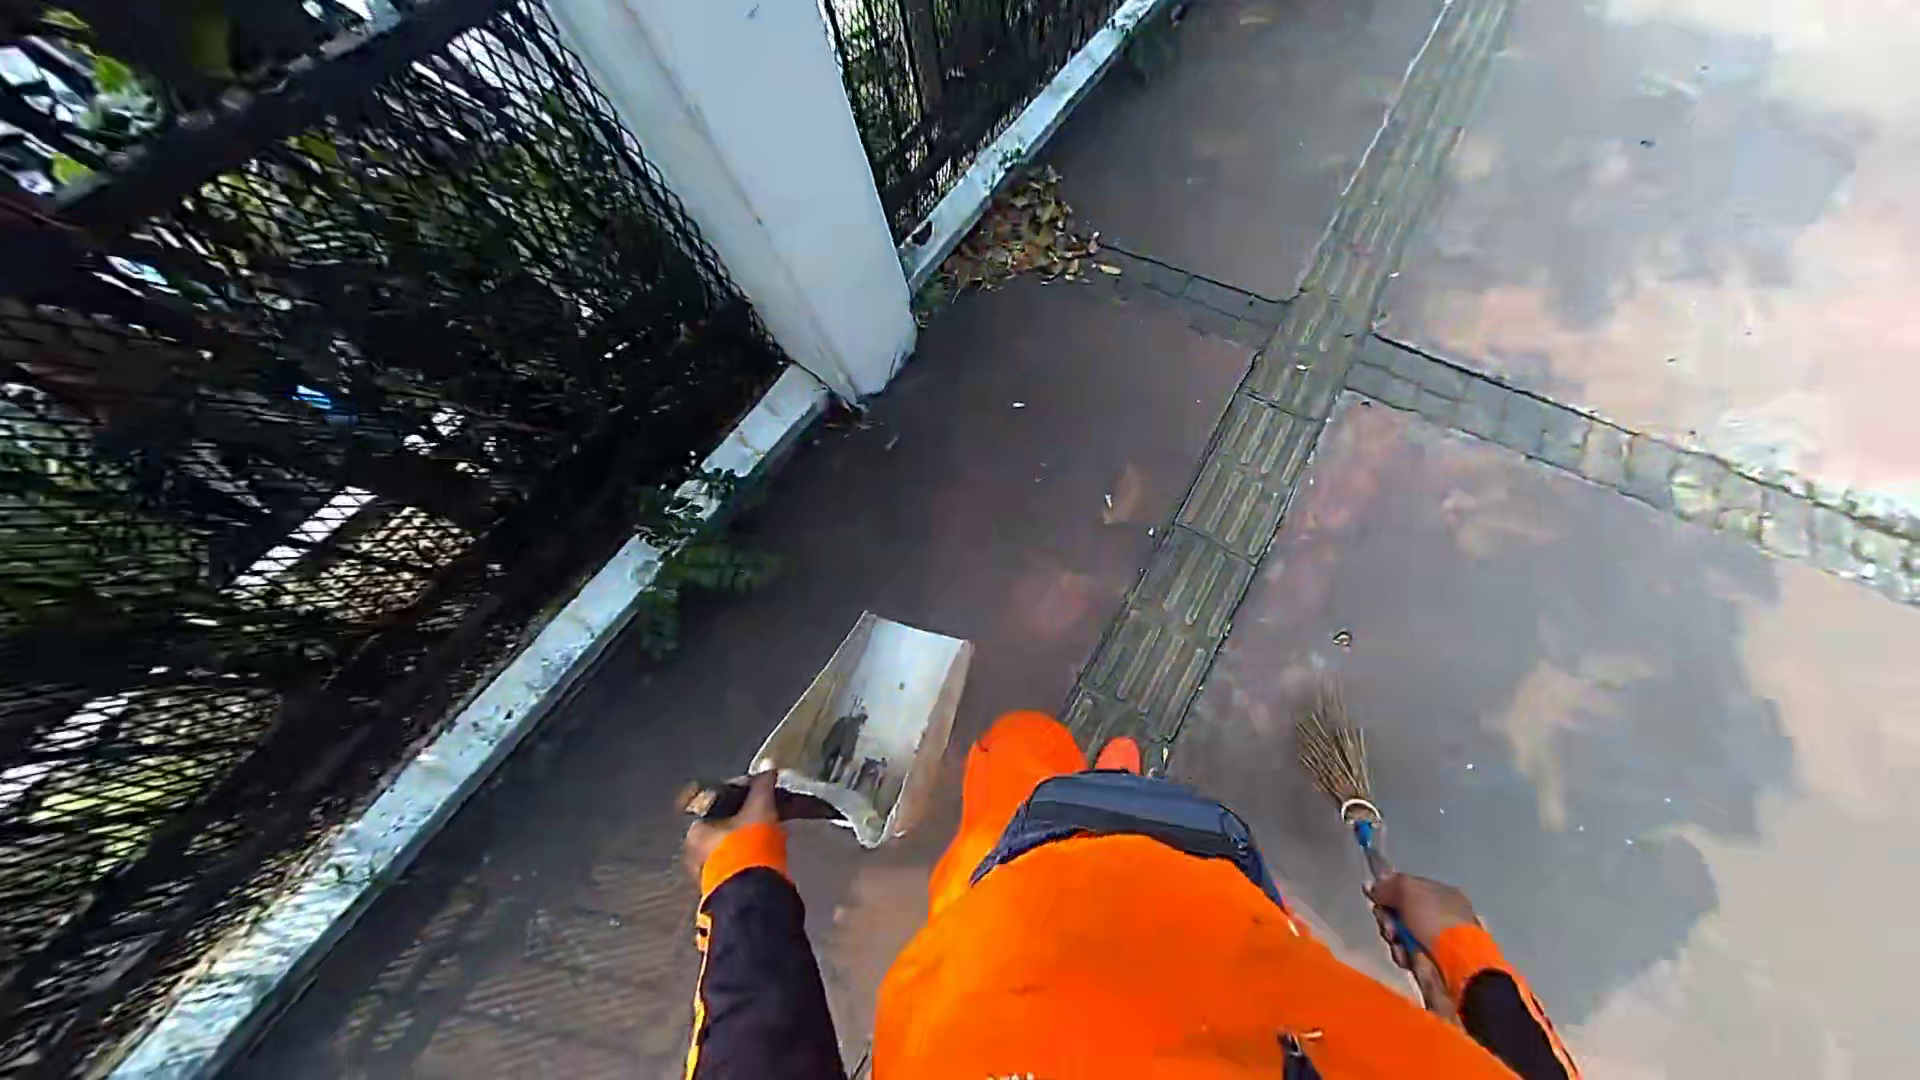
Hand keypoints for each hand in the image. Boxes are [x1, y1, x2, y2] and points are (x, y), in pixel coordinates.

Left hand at [683, 770, 780, 881]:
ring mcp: (707, 874)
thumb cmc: (748, 844)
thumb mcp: (759, 808)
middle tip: (770, 812)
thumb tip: (767, 765)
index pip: (719, 803)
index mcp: (696, 830)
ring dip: (752, 835)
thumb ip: (762, 786)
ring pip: (733, 844)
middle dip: (749, 816)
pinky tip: (770, 849)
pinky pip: (739, 861)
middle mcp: (694, 853)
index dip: (743, 793)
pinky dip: (752, 852)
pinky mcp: (722, 889)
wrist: (751, 894)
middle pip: (726, 824)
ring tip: (775, 831)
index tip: (762, 792)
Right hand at [1365, 872, 1478, 1016]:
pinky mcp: (1430, 962)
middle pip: (1399, 909)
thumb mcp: (1406, 890)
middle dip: (1387, 915)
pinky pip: (1404, 951)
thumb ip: (1387, 884)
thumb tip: (1372, 886)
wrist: (1459, 970)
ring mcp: (1436, 940)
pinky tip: (1405, 955)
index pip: (1408, 886)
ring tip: (1396, 940)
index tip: (1375, 894)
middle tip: (1389, 922)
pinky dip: (1401, 952)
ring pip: (1398, 931)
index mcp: (1443, 894)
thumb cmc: (1434, 921)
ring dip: (1391, 934)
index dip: (1389, 888)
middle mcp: (1440, 916)